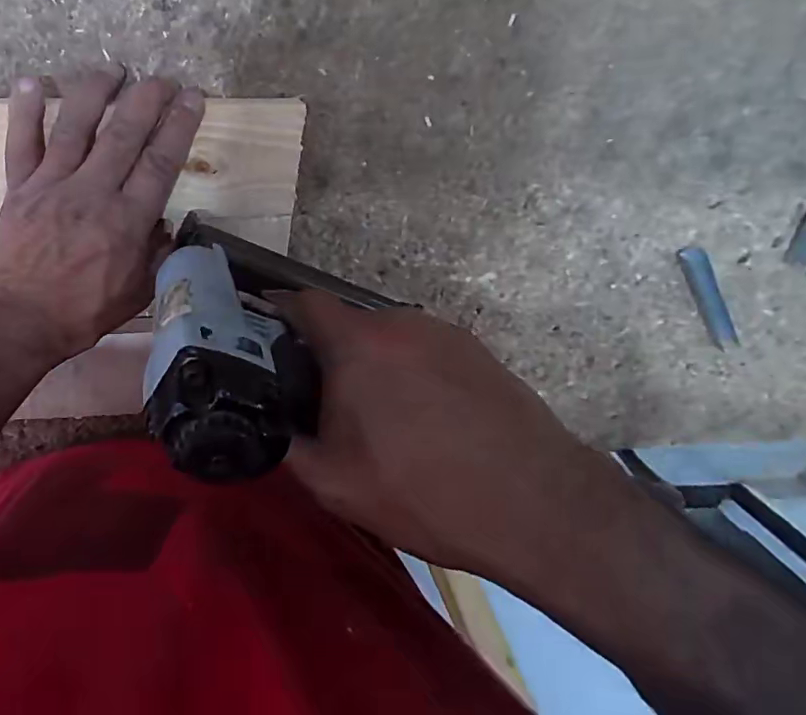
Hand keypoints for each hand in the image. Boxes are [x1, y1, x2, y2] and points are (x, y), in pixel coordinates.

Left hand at [0, 66, 205, 368]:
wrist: (22, 320)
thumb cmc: (85, 309)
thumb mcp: (140, 289)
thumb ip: (160, 251)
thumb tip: (168, 219)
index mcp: (126, 220)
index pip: (160, 161)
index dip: (179, 124)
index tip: (192, 97)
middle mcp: (91, 194)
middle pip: (124, 134)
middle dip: (147, 99)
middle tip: (161, 78)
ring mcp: (51, 186)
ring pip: (75, 127)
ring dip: (95, 92)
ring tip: (113, 69)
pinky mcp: (19, 188)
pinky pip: (20, 143)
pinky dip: (23, 111)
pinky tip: (29, 81)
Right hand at [279, 291, 650, 586]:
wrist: (540, 505)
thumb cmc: (426, 492)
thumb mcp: (336, 485)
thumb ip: (288, 446)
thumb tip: (265, 424)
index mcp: (357, 345)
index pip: (303, 301)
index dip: (279, 310)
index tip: (264, 330)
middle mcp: (398, 323)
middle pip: (346, 323)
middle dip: (328, 353)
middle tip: (326, 398)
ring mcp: (442, 332)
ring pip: (387, 338)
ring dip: (373, 364)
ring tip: (384, 415)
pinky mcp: (476, 349)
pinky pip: (423, 349)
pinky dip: (410, 371)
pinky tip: (428, 418)